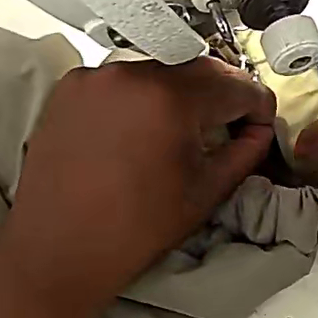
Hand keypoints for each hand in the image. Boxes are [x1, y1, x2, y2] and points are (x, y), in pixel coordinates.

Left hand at [0, 57, 273, 317]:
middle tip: (231, 129)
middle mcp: (131, 73)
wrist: (59, 249)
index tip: (259, 127)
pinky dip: (145, 97)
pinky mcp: (71, 87)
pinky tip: (144, 132)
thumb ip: (246, 150)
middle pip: (201, 68)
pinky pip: (127, 80)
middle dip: (224, 96)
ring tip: (183, 133)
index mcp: (171, 99)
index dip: (259, 107)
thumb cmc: (136, 228)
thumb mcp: (209, 190)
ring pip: (164, 70)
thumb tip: (258, 130)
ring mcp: (96, 76)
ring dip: (185, 94)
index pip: (237, 84)